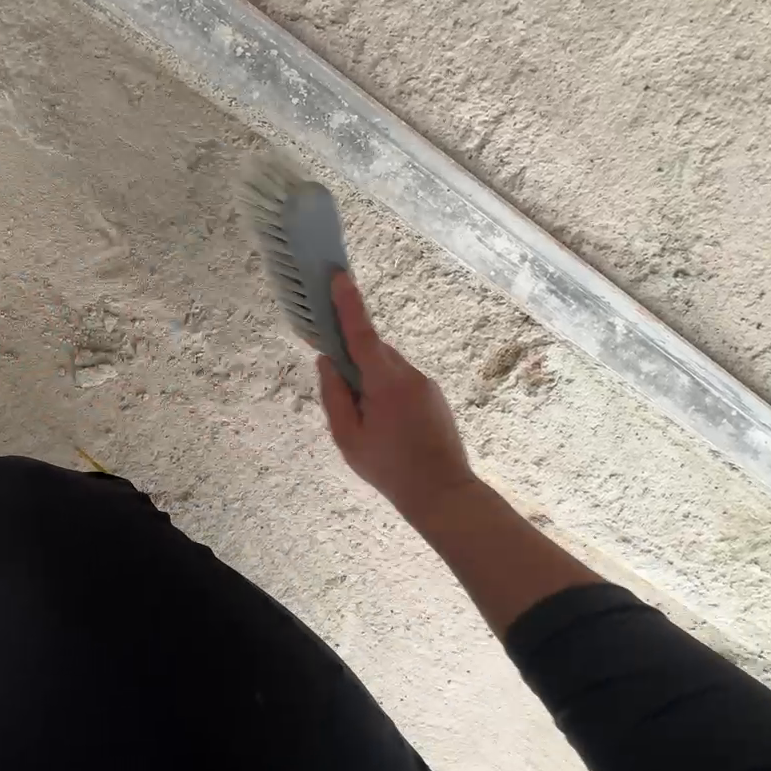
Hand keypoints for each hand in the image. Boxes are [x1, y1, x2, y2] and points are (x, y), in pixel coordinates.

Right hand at [316, 272, 478, 518]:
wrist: (444, 494)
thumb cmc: (389, 468)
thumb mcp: (347, 436)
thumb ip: (333, 395)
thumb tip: (326, 362)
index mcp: (386, 383)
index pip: (363, 334)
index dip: (349, 304)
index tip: (339, 276)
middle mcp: (410, 375)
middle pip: (373, 350)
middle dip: (351, 356)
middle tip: (334, 380)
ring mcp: (426, 385)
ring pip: (386, 366)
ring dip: (367, 378)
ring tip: (362, 417)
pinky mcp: (433, 396)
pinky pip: (399, 380)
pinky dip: (381, 388)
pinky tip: (380, 420)